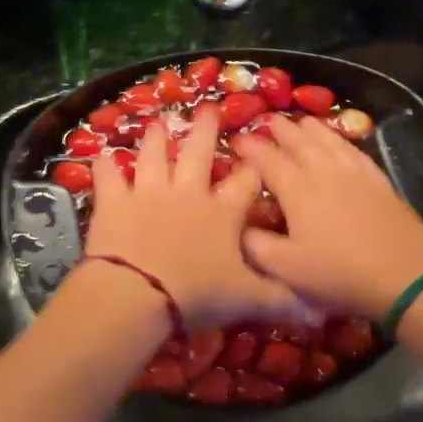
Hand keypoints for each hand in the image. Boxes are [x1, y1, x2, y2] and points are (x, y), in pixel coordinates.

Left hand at [83, 109, 311, 328]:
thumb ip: (281, 301)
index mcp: (223, 214)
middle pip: (198, 154)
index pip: (245, 183)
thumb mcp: (247, 300)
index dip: (254, 166)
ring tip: (158, 122)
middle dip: (206, 130)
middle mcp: (188, 193)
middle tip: (208, 109)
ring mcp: (148, 193)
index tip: (260, 152)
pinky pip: (109, 177)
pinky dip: (106, 166)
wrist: (138, 293)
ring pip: (154, 157)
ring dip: (156, 139)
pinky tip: (102, 155)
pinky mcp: (114, 202)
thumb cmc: (197, 294)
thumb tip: (319, 313)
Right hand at [232, 114, 422, 319]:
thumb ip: (255, 245)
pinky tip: (340, 143)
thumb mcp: (286, 268)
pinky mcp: (379, 182)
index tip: (236, 140)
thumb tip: (238, 226)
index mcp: (298, 188)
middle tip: (267, 122)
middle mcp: (325, 171)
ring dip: (311, 129)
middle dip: (280, 130)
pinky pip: (354, 151)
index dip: (250, 147)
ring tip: (301, 122)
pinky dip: (341, 141)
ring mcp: (356, 173)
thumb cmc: (339, 274)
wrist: (405, 276)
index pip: (267, 158)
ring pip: (329, 140)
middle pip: (299, 141)